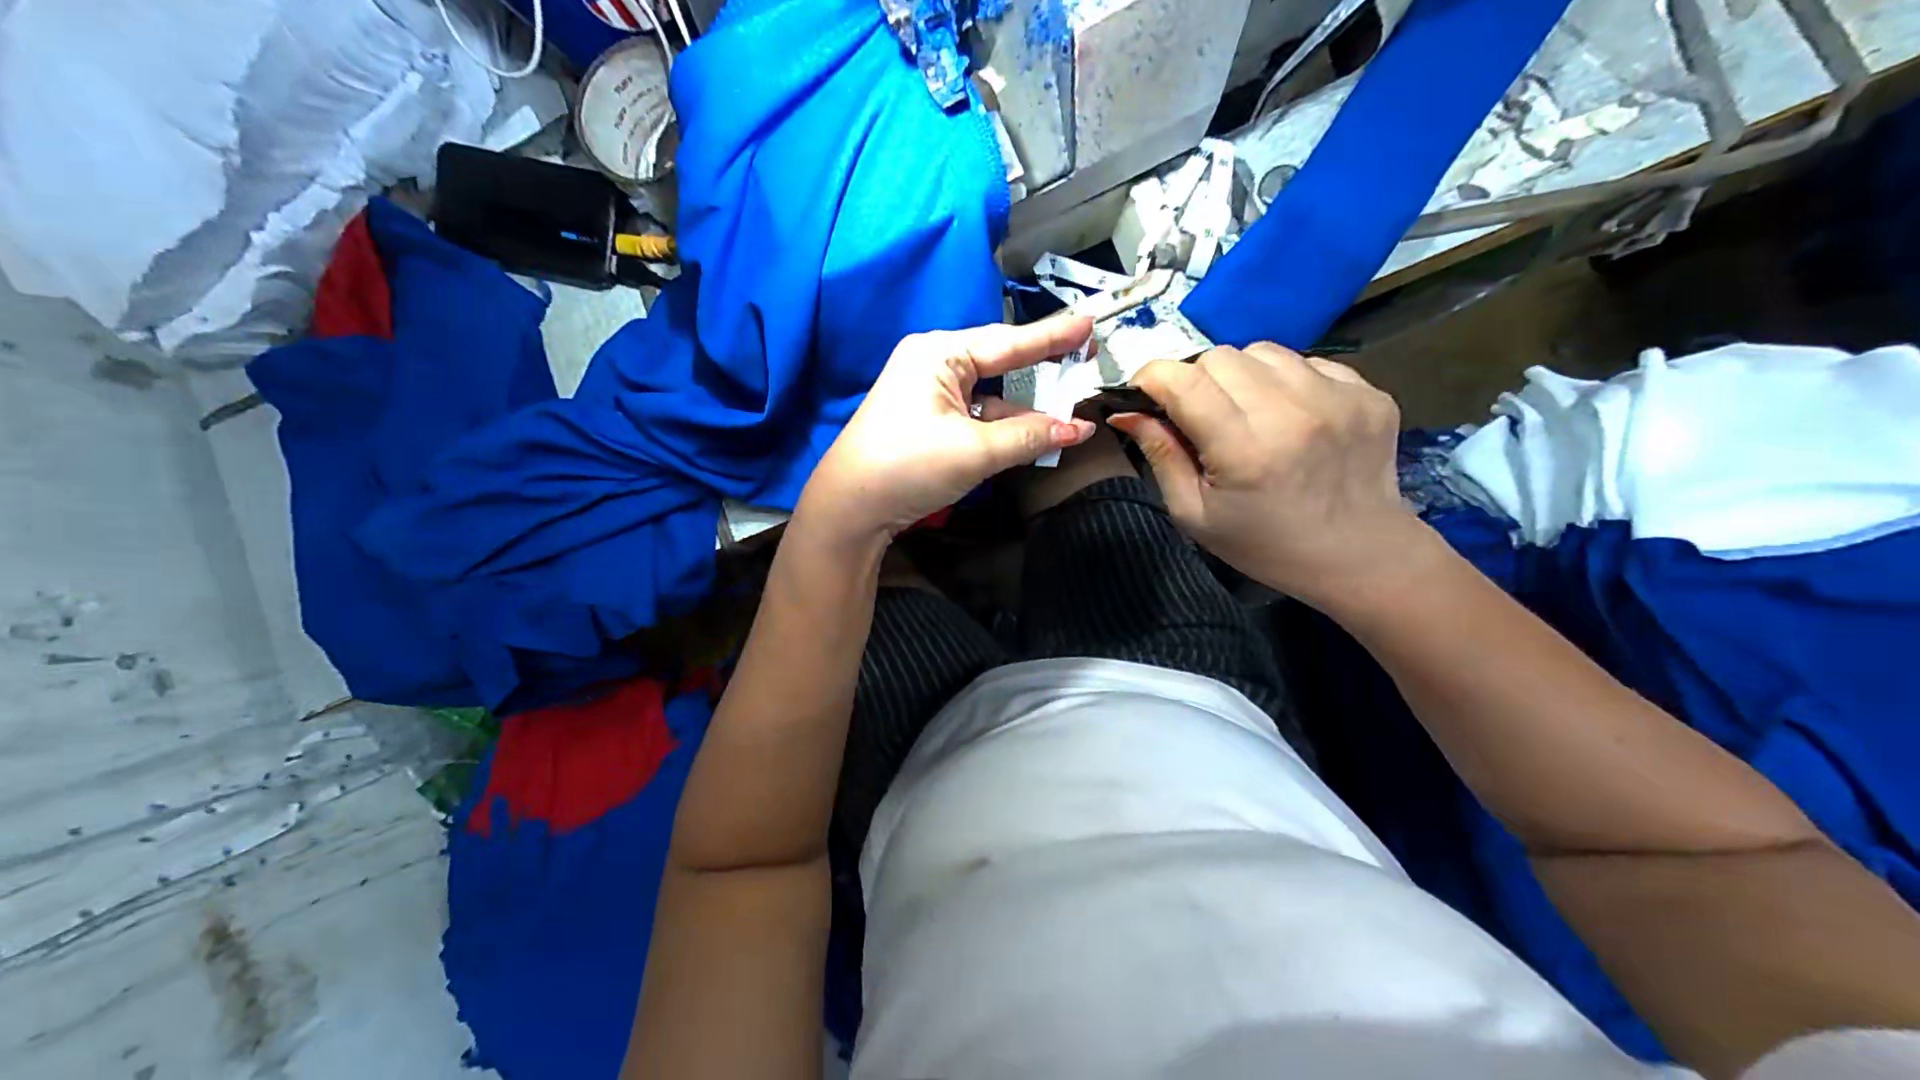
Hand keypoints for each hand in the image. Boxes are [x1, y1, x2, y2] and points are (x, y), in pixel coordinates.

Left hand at [798, 315, 1096, 540]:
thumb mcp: (976, 451)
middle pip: (999, 361)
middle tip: (1085, 356)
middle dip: (1040, 366)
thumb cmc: (909, 467)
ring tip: (1068, 407)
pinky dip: (1001, 422)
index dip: (1053, 336)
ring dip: (1023, 406)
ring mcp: (926, 390)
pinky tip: (1030, 432)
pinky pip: (974, 411)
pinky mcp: (925, 418)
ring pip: (989, 391)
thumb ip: (1031, 436)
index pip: (1008, 342)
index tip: (1090, 322)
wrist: (851, 507)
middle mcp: (931, 362)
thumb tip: (1079, 428)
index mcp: (939, 354)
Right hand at [1110, 343, 1426, 605]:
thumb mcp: (1195, 514)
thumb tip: (1127, 410)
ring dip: (1240, 376)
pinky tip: (1288, 417)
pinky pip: (1305, 362)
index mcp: (1245, 450)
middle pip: (1219, 357)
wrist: (1359, 555)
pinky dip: (1284, 381)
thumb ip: (1161, 455)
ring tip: (1246, 413)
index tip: (1144, 393)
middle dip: (1196, 380)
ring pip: (1261, 351)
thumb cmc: (1265, 544)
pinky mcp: (1367, 391)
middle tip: (1200, 416)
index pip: (1184, 381)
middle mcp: (1293, 412)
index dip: (1153, 378)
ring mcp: (1337, 396)